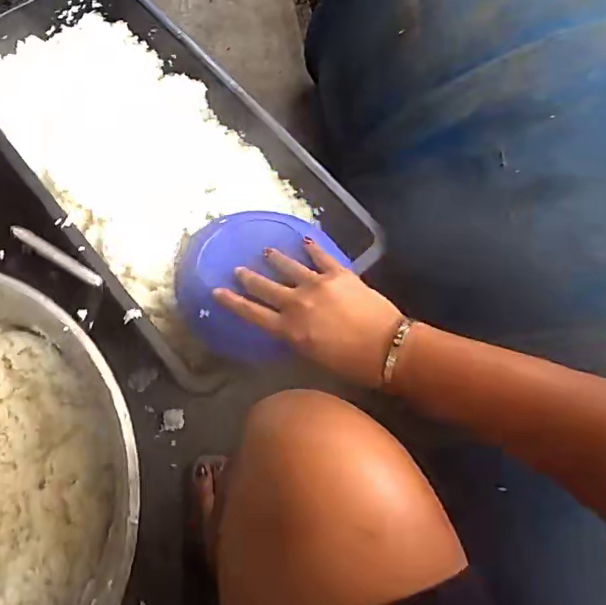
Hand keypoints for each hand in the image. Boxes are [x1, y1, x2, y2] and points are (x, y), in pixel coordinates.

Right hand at [212, 238, 403, 387]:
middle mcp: (295, 303)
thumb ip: (296, 337)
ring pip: (287, 266)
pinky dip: (312, 247)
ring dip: (274, 258)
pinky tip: (304, 240)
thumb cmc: (352, 364)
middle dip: (248, 277)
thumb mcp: (313, 356)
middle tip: (238, 270)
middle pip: (264, 286)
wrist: (389, 349)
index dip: (232, 302)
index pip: (251, 312)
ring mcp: (316, 285)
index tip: (217, 292)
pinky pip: (321, 256)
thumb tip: (289, 326)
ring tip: (266, 251)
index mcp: (288, 329)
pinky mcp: (339, 274)